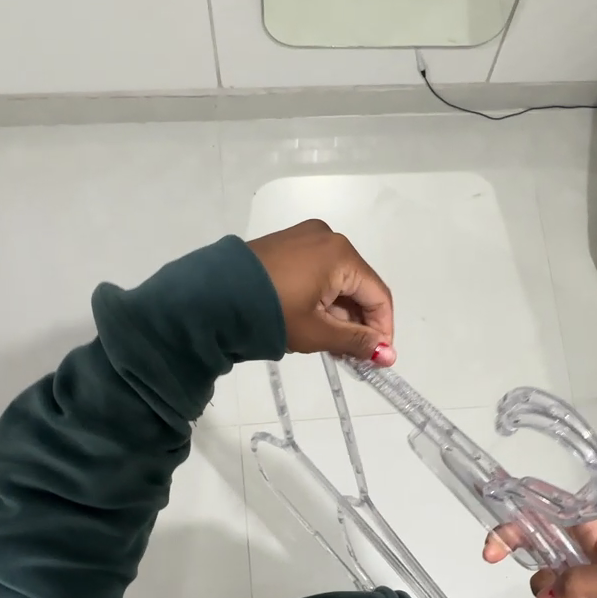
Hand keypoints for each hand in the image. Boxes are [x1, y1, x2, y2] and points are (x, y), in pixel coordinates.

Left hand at [247, 220, 395, 364]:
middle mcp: (327, 238)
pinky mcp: (285, 245)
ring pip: (337, 281)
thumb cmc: (270, 314)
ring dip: (339, 314)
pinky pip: (317, 273)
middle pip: (358, 286)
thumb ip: (356, 342)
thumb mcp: (317, 333)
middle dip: (358, 323)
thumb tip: (388, 355)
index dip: (383, 330)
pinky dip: (321, 299)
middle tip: (352, 356)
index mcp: (341, 253)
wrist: (208, 297)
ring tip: (330, 345)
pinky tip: (313, 324)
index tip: (378, 359)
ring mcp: (304, 238)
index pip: (378, 296)